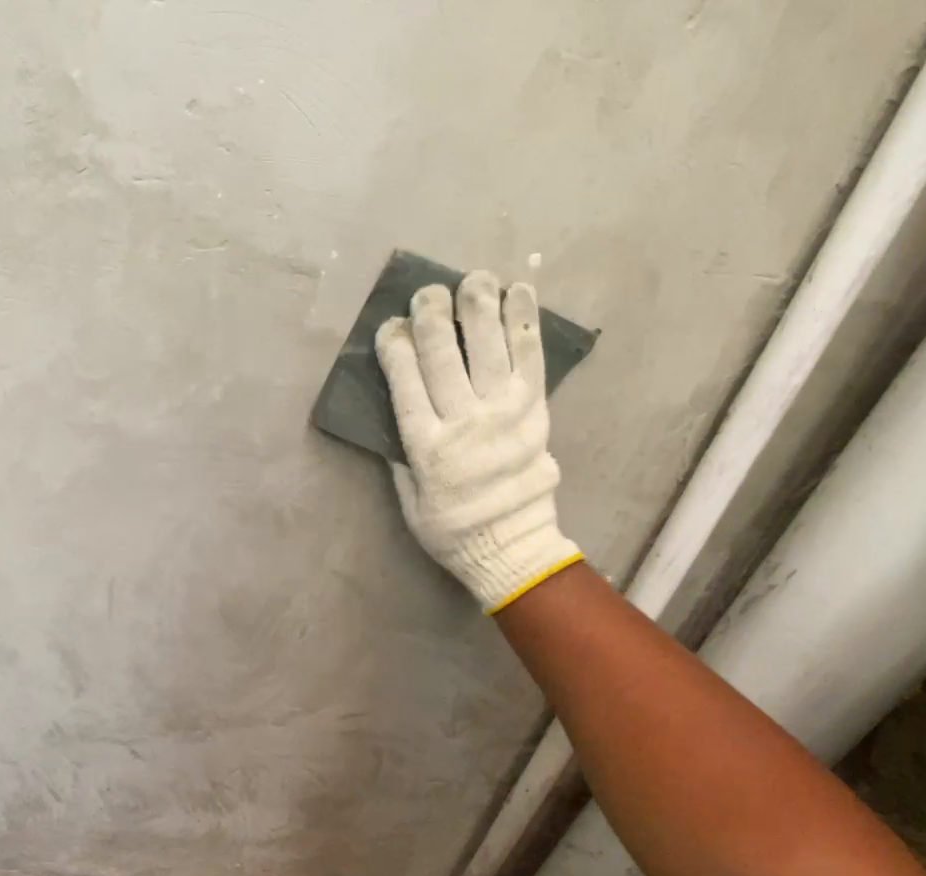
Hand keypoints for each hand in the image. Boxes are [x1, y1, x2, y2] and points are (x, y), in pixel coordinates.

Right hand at [375, 271, 582, 612]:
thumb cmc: (452, 530)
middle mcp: (465, 424)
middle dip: (433, 318)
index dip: (396, 350)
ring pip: (489, 351)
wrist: (512, 548)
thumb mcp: (409, 501)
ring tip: (474, 278)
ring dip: (480, 308)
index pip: (407, 385)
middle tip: (427, 291)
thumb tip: (392, 412)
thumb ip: (399, 457)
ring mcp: (505, 416)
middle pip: (445, 359)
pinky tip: (519, 292)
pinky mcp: (536, 412)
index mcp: (428, 449)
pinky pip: (531, 360)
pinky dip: (525, 324)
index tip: (389, 324)